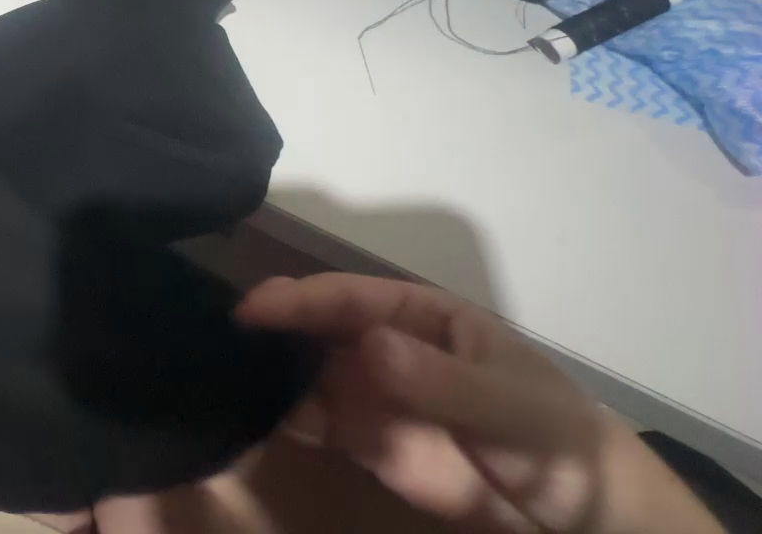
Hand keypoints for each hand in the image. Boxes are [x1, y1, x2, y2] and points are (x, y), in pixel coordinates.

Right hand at [236, 274, 721, 533]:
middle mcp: (375, 340)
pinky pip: (307, 416)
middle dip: (270, 323)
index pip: (346, 296)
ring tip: (227, 370)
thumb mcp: (509, 405)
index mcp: (412, 314)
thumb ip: (442, 378)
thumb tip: (371, 345)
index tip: (255, 308)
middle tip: (228, 332)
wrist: (580, 519)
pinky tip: (253, 412)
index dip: (300, 297)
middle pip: (311, 323)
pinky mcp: (353, 433)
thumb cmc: (554, 438)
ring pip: (299, 366)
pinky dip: (277, 413)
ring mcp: (362, 387)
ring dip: (265, 367)